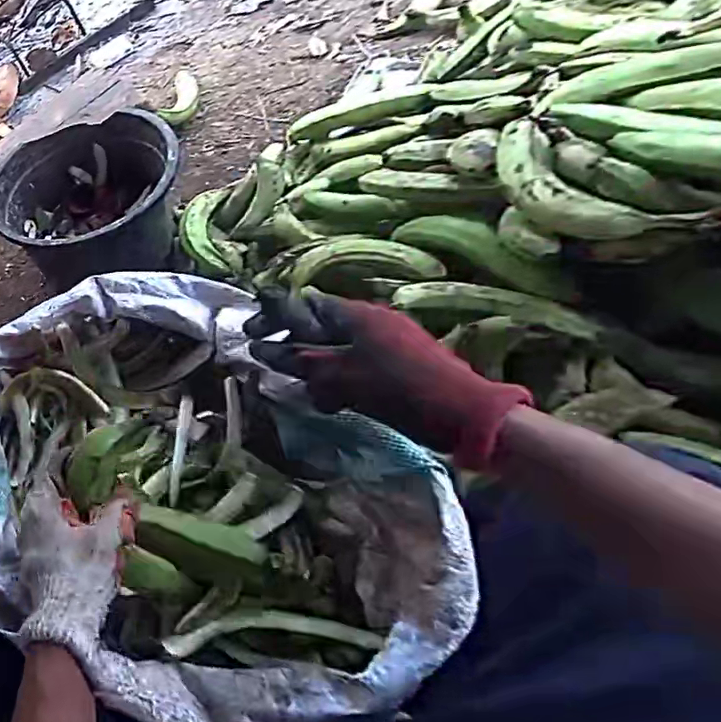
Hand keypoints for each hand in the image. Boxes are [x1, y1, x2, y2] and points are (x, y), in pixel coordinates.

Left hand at [16, 476, 129, 655]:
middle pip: (51, 494)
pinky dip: (68, 532)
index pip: (50, 471)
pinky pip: (51, 536)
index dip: (68, 461)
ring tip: (97, 510)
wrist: (60, 624)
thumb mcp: (103, 540)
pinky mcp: (34, 562)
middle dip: (74, 490)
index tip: (87, 457)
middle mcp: (27, 520)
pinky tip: (87, 538)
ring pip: (52, 517)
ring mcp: (28, 542)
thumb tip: (126, 492)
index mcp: (39, 507)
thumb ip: (114, 512)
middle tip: (98, 485)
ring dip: (72, 513)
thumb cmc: (79, 574)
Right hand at [245, 289, 530, 469]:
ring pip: (338, 346)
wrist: (469, 417)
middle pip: (319, 325)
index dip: (273, 318)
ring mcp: (392, 340)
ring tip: (307, 388)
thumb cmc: (396, 389)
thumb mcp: (336, 377)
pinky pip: (358, 362)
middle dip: (293, 344)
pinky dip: (340, 376)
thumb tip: (259, 349)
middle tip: (272, 362)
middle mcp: (372, 319)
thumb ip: (295, 360)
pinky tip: (335, 400)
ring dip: (317, 365)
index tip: (251, 335)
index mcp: (355, 314)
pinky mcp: (404, 362)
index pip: (302, 304)